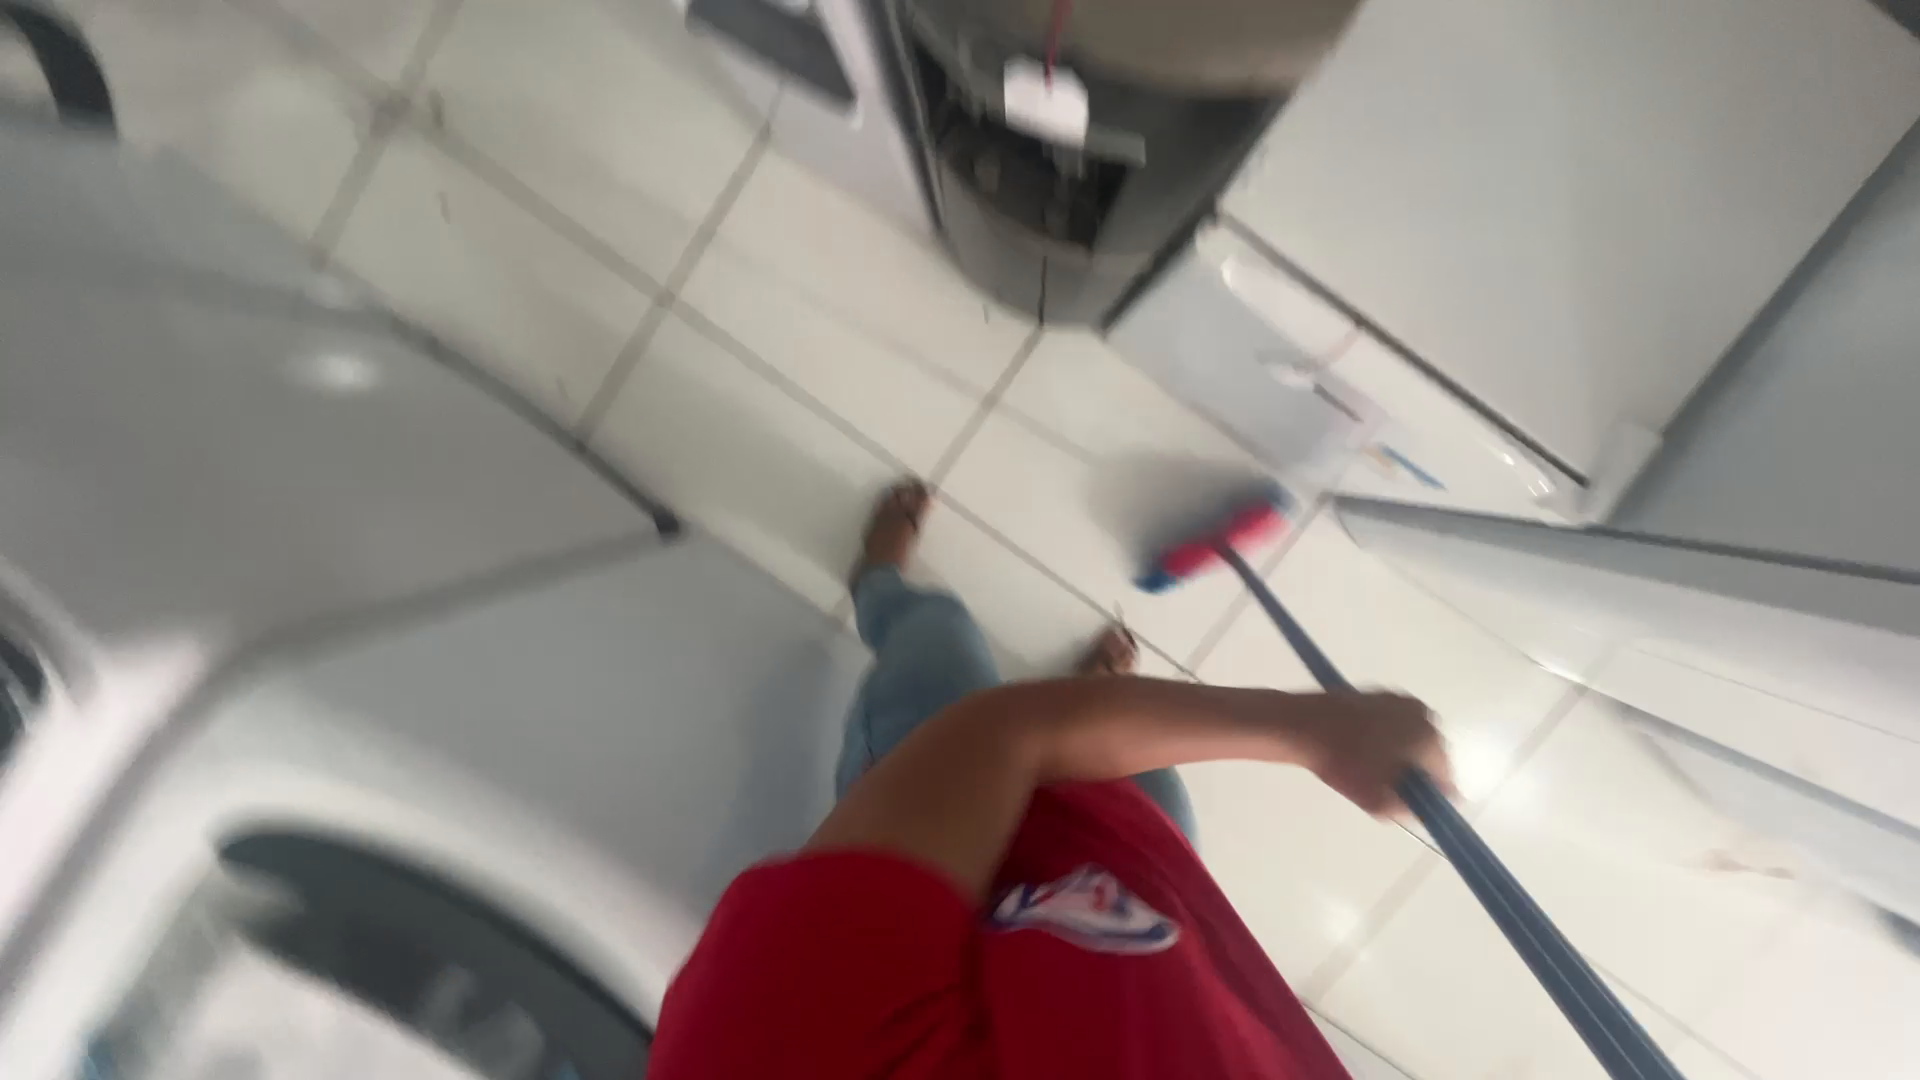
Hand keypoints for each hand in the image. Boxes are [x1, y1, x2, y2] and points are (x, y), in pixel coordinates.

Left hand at [1296, 692, 1453, 818]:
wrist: (1299, 724)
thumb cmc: (1341, 761)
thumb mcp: (1377, 800)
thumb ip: (1405, 810)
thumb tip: (1415, 810)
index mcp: (1430, 737)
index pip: (1445, 776)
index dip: (1434, 795)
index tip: (1420, 806)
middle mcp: (1420, 713)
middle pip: (1428, 753)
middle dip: (1414, 772)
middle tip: (1391, 788)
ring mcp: (1395, 698)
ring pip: (1408, 737)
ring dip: (1397, 753)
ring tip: (1370, 769)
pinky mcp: (1372, 693)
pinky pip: (1389, 722)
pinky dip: (1382, 736)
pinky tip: (1359, 748)